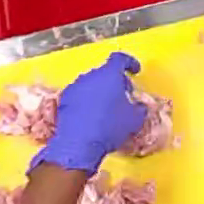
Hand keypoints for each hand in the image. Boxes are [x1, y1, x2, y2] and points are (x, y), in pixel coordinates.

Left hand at [31, 52, 147, 174]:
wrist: (78, 144)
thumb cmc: (110, 126)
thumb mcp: (134, 119)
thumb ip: (140, 108)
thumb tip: (140, 107)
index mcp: (109, 74)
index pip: (120, 59)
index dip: (130, 63)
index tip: (135, 70)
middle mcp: (90, 76)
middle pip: (105, 72)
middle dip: (116, 81)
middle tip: (124, 94)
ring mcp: (74, 88)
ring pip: (91, 84)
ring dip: (101, 92)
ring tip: (109, 108)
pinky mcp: (64, 101)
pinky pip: (80, 96)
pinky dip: (88, 102)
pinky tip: (93, 117)